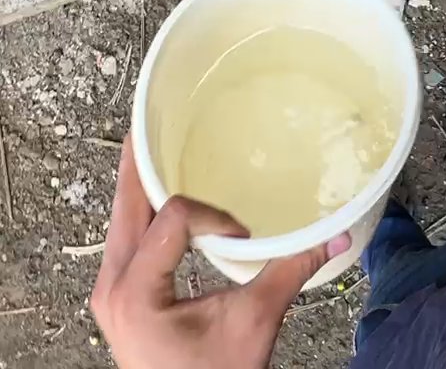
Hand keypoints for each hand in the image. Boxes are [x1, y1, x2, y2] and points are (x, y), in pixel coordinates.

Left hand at [90, 139, 352, 368]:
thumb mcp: (252, 326)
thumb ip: (290, 273)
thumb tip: (335, 237)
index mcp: (138, 292)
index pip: (174, 218)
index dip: (213, 216)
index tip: (241, 236)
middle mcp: (113, 285)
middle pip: (127, 201)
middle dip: (141, 159)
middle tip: (150, 119)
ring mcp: (110, 290)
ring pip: (120, 216)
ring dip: (137, 180)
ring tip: (148, 144)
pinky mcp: (120, 295)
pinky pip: (125, 234)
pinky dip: (139, 205)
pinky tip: (153, 189)